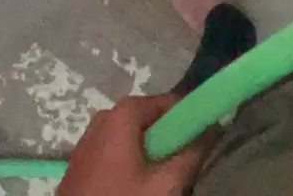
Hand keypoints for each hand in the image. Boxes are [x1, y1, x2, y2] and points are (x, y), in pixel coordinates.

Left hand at [60, 94, 209, 195]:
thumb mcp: (167, 184)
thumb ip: (194, 152)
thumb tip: (214, 126)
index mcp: (124, 113)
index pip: (171, 103)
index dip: (189, 122)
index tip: (198, 146)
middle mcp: (103, 117)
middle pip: (151, 122)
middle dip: (167, 143)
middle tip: (176, 172)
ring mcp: (87, 142)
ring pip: (132, 140)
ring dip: (148, 157)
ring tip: (155, 186)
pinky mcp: (78, 165)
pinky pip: (113, 154)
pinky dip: (128, 166)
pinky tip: (132, 190)